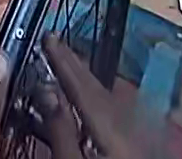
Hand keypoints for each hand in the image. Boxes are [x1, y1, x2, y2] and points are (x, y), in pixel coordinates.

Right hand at [34, 36, 135, 158]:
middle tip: (55, 40)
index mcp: (113, 130)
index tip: (48, 35)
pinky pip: (114, 116)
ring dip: (85, 80)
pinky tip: (85, 101)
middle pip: (99, 91)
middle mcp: (129, 129)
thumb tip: (45, 90)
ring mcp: (137, 142)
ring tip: (67, 62)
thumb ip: (60, 130)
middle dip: (76, 66)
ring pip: (109, 102)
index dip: (64, 61)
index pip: (84, 88)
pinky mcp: (136, 151)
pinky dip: (95, 101)